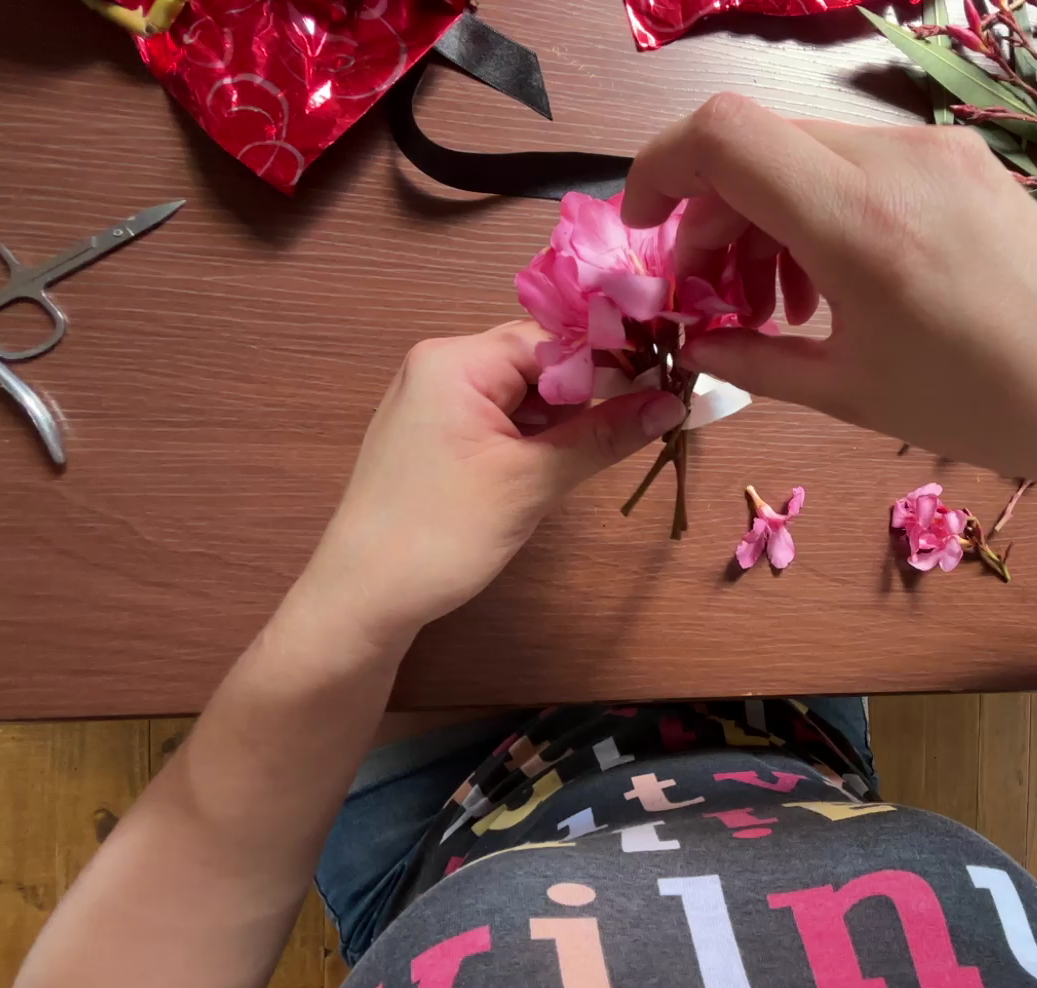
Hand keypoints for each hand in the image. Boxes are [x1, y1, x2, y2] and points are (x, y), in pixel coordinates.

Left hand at [288, 323, 684, 651]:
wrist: (364, 599)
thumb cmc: (442, 533)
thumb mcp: (531, 481)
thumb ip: (604, 435)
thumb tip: (673, 403)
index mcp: (456, 361)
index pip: (552, 339)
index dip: (610, 360)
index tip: (665, 384)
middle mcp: (444, 366)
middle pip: (540, 361)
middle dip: (590, 393)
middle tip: (642, 420)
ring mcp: (439, 401)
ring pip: (526, 393)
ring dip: (566, 419)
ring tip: (599, 449)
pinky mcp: (442, 435)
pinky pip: (506, 418)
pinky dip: (539, 437)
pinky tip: (556, 465)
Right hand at [623, 93, 1036, 482]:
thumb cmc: (978, 407)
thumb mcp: (848, 394)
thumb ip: (754, 361)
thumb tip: (694, 343)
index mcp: (858, 222)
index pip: (721, 136)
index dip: (659, 169)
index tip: (646, 230)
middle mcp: (896, 161)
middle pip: (760, 148)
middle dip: (716, 219)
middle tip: (722, 297)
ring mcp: (939, 153)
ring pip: (811, 156)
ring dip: (770, 220)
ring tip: (785, 305)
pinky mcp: (968, 165)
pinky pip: (866, 168)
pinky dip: (824, 214)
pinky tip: (840, 281)